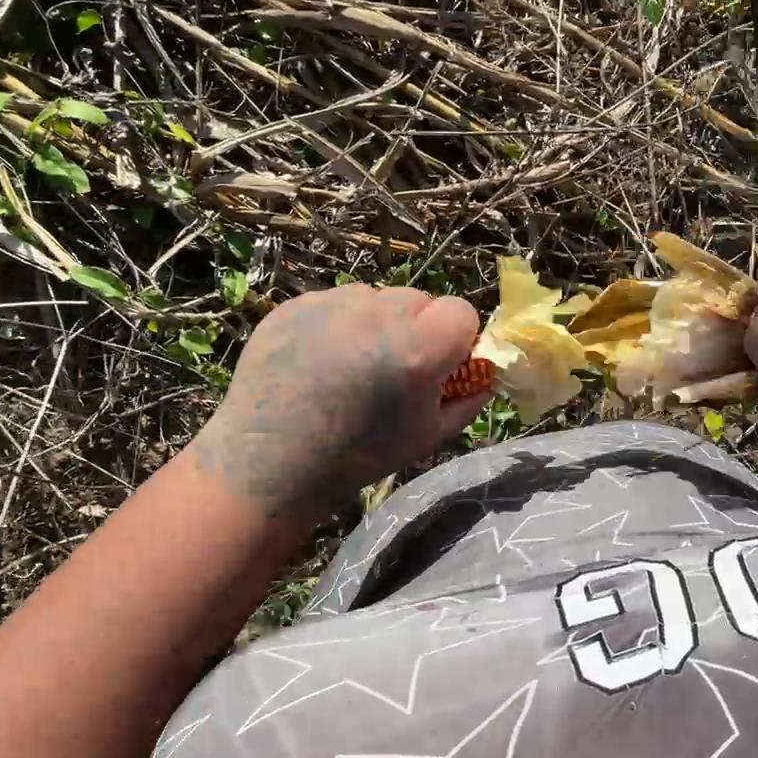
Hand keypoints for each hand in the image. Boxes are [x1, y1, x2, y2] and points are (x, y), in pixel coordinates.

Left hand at [188, 285, 489, 509]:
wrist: (273, 460)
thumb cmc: (361, 454)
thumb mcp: (429, 436)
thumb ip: (467, 399)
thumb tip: (484, 374)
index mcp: (418, 349)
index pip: (461, 311)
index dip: (457, 339)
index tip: (442, 366)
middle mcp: (378, 314)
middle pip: (421, 300)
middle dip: (419, 328)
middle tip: (396, 370)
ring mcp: (333, 303)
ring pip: (377, 297)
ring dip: (378, 323)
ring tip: (355, 367)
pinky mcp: (298, 303)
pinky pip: (337, 302)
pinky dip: (339, 325)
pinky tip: (322, 363)